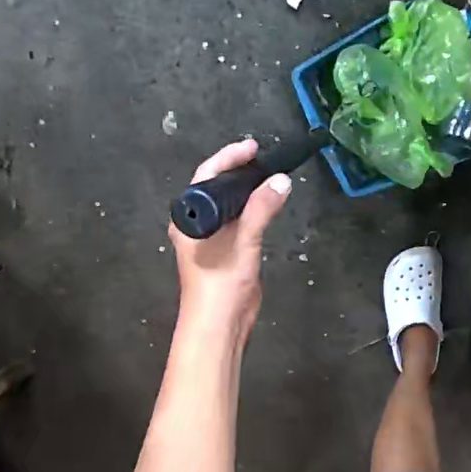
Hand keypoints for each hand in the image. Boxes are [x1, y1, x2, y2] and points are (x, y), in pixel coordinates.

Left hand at [168, 139, 291, 338]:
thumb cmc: (221, 280)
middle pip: (216, 187)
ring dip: (247, 190)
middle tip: (264, 159)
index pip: (206, 175)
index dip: (229, 158)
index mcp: (188, 218)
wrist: (219, 324)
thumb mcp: (243, 240)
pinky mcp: (226, 252)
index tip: (253, 148)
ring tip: (269, 176)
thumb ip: (261, 208)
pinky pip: (240, 222)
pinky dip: (253, 209)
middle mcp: (195, 224)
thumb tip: (282, 180)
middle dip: (239, 171)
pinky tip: (268, 205)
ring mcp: (211, 239)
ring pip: (229, 205)